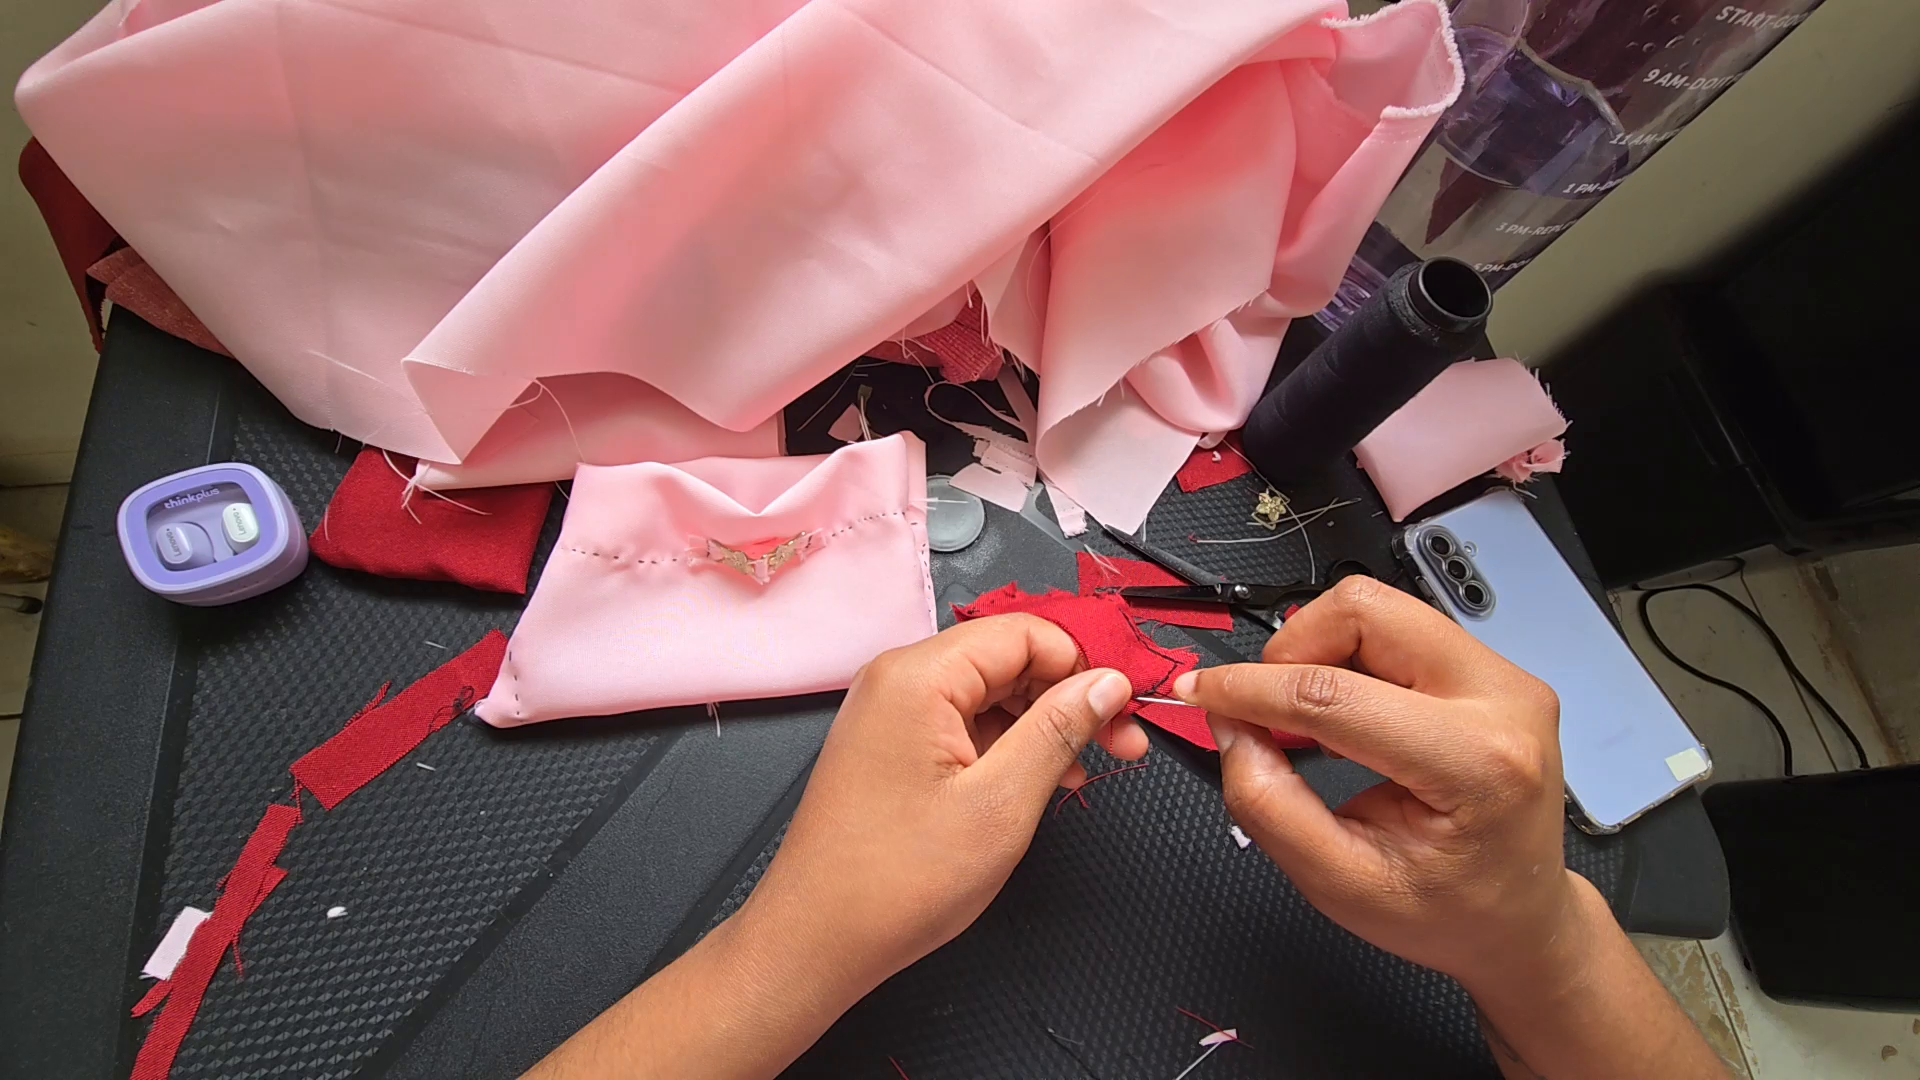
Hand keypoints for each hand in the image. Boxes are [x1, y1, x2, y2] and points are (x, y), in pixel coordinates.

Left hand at [735, 615, 1145, 1001]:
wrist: (813, 941)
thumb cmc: (900, 880)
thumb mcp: (1000, 804)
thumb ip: (1058, 730)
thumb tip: (1108, 681)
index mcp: (920, 674)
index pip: (1023, 633)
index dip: (1082, 664)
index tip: (1126, 707)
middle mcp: (900, 676)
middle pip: (1007, 659)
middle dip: (1068, 696)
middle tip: (1123, 743)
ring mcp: (892, 708)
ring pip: (989, 691)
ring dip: (1042, 722)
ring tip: (1085, 767)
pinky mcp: (893, 739)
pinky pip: (963, 719)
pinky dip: (1006, 742)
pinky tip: (1040, 776)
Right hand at [1172, 577, 1588, 992]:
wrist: (1521, 918)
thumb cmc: (1440, 911)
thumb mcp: (1335, 882)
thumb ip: (1265, 802)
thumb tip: (1226, 721)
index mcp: (1475, 765)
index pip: (1332, 693)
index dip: (1247, 688)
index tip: (1196, 691)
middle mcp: (1501, 698)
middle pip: (1362, 611)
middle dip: (1291, 650)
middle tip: (1270, 707)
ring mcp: (1501, 674)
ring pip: (1372, 606)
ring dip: (1314, 647)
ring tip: (1307, 712)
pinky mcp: (1486, 665)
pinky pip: (1388, 624)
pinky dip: (1340, 653)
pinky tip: (1342, 708)